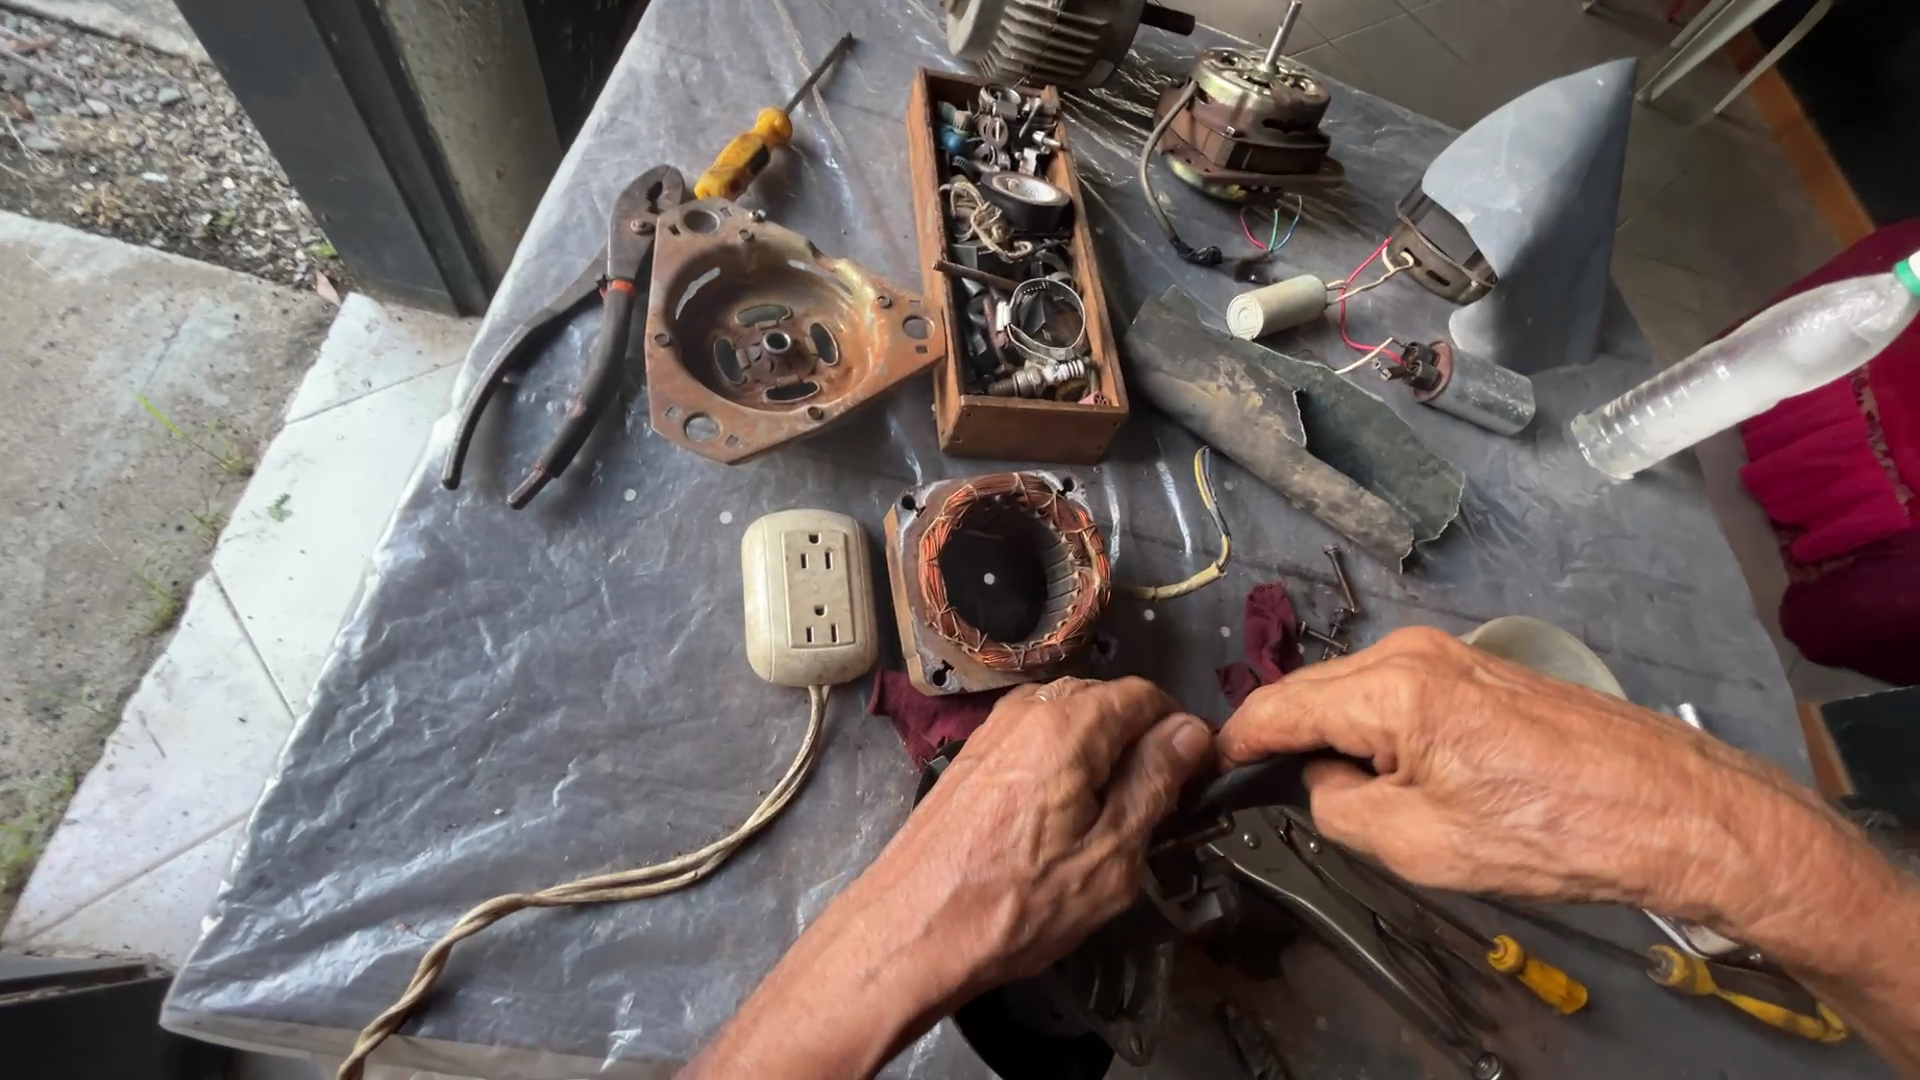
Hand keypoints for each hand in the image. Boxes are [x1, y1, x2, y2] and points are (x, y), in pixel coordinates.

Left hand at [683, 675, 1209, 1078]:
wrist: (913, 925)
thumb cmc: (1014, 903)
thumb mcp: (1110, 855)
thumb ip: (1155, 781)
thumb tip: (1190, 732)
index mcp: (1068, 724)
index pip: (1145, 695)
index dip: (1178, 732)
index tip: (1191, 776)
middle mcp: (1028, 709)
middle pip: (1107, 701)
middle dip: (1139, 744)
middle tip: (1151, 808)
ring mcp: (995, 726)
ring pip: (1072, 720)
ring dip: (1101, 755)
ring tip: (1103, 820)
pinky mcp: (976, 751)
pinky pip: (1038, 737)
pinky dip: (1063, 762)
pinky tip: (1058, 817)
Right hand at [1216, 627, 1893, 950]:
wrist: (1689, 813)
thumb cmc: (1549, 835)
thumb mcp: (1420, 846)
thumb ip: (1337, 805)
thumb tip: (1320, 778)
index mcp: (1387, 689)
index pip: (1276, 707)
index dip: (1234, 739)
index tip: (1207, 766)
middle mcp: (1402, 650)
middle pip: (1305, 688)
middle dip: (1275, 733)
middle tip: (1258, 782)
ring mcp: (1439, 649)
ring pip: (1343, 685)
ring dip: (1322, 726)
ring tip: (1321, 779)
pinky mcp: (1467, 661)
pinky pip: (1384, 684)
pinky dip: (1362, 718)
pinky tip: (1375, 757)